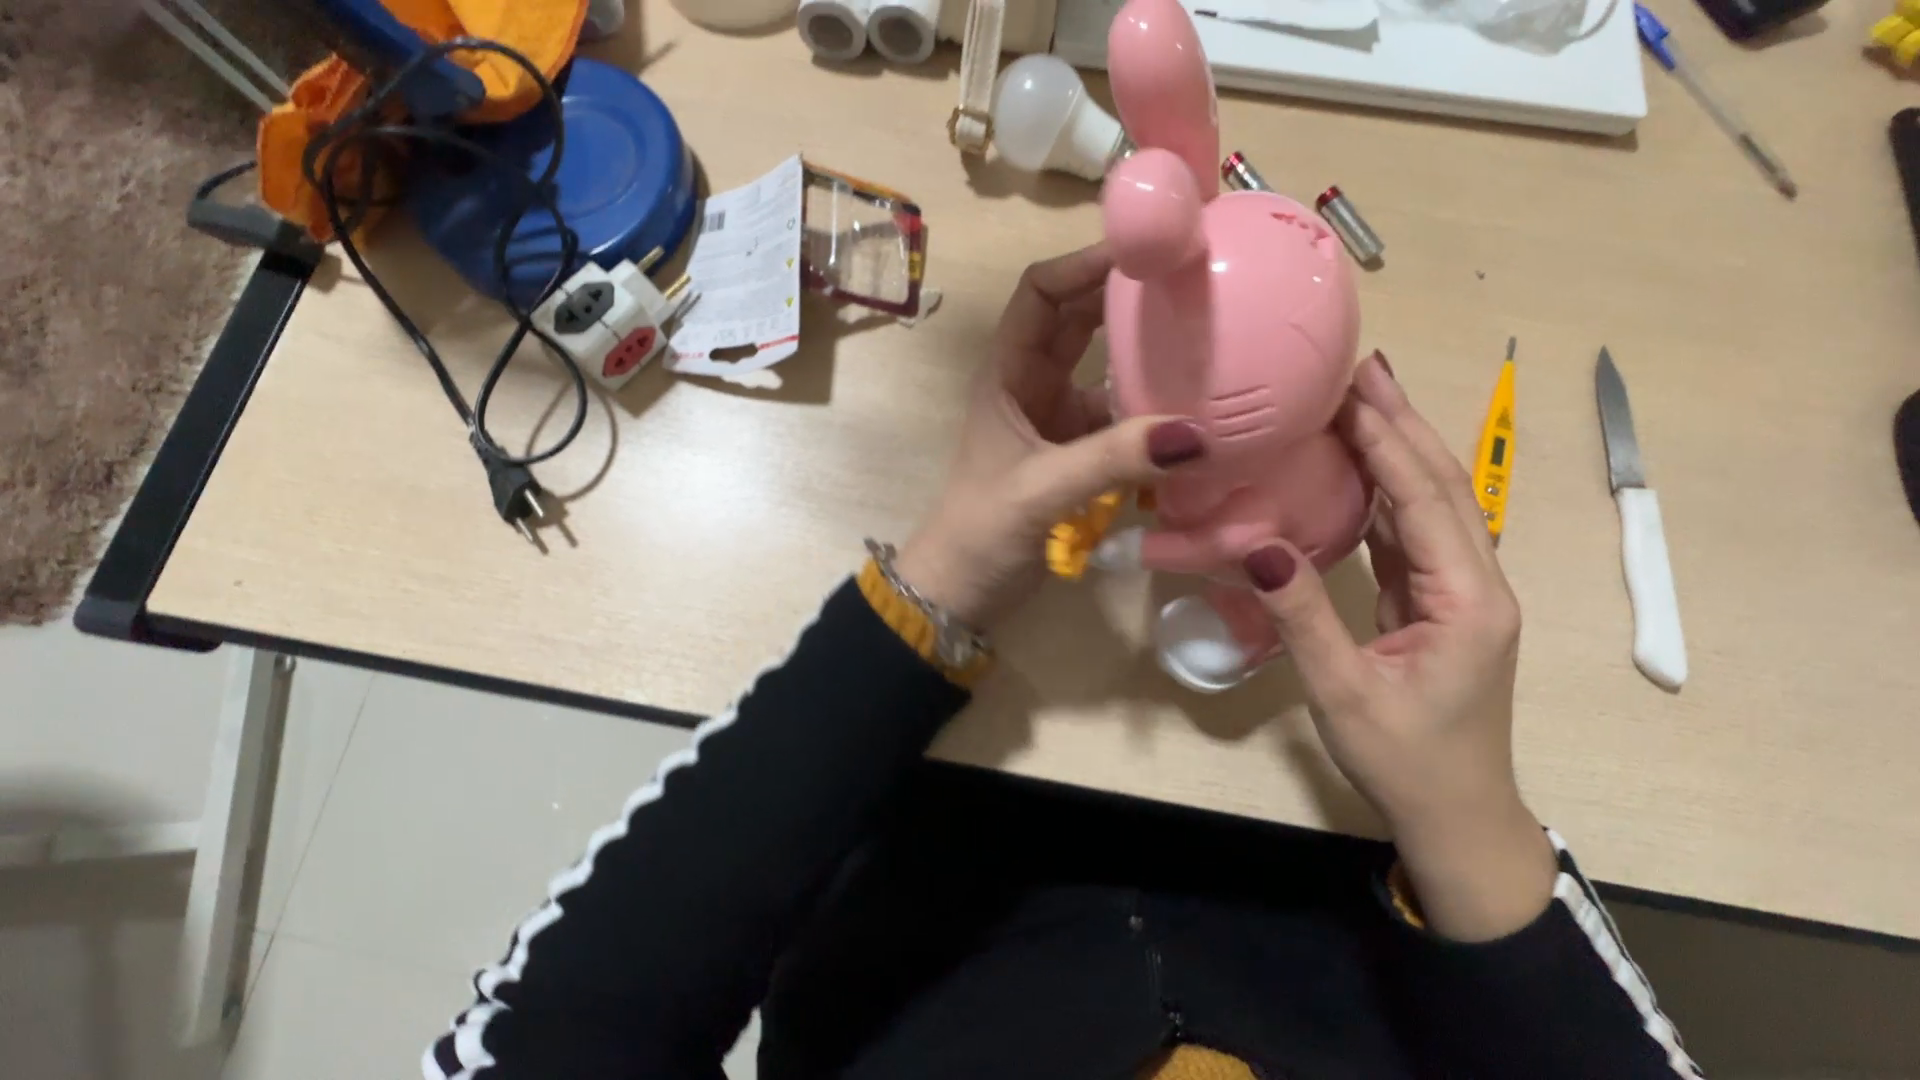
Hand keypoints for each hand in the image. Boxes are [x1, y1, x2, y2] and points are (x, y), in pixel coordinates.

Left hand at [895, 245, 1207, 628]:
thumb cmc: (980, 531)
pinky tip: (1193, 410)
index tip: (1147, 250)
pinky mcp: (1076, 452)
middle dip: (1128, 295)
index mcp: (1006, 372)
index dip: (1086, 262)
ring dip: (1147, 351)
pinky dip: (1151, 409)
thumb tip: (1197, 434)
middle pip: (1081, 318)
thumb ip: (1111, 460)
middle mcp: (1032, 383)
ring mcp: (1056, 418)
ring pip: (1105, 366)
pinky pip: (1119, 415)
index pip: (1042, 293)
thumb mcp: (1040, 489)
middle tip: (1194, 278)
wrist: (962, 590)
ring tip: (1208, 333)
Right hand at [1241, 352, 1555, 941]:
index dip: (1389, 438)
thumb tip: (1255, 542)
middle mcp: (1476, 582)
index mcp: (1468, 599)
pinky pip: (1411, 532)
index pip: (1426, 498)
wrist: (1457, 817)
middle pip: (1441, 485)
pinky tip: (1357, 466)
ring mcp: (1460, 592)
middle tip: (1355, 368)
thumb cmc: (1406, 762)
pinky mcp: (1438, 604)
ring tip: (1353, 401)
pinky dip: (1385, 490)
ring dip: (1395, 448)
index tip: (1351, 383)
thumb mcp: (1345, 693)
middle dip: (1399, 422)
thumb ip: (1302, 615)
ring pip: (1430, 503)